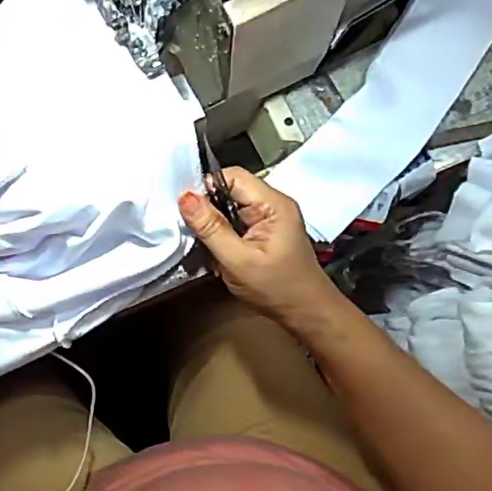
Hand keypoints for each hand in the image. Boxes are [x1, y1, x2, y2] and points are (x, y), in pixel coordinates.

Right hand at [179, 167, 342, 328]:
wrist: (306, 314)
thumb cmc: (277, 288)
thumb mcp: (237, 260)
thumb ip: (211, 228)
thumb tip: (185, 197)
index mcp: (273, 204)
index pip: (232, 176)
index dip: (206, 187)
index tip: (186, 209)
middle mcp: (272, 205)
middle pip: (229, 190)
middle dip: (207, 209)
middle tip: (192, 230)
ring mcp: (268, 220)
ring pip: (229, 209)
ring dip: (213, 225)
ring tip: (203, 244)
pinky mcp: (263, 234)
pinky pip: (235, 224)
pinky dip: (221, 236)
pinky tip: (215, 253)